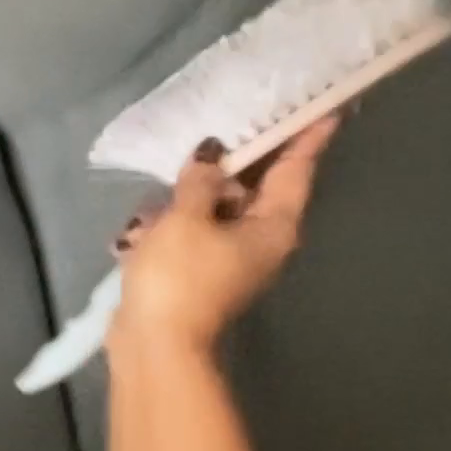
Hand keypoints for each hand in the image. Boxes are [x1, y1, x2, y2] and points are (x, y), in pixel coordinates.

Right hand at [112, 116, 340, 352]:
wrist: (155, 339)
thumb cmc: (178, 276)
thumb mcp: (185, 220)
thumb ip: (198, 183)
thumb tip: (212, 152)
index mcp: (272, 226)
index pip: (293, 172)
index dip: (304, 141)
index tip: (320, 112)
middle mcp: (258, 241)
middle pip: (244, 193)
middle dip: (212, 178)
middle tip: (194, 156)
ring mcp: (226, 261)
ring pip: (206, 216)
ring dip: (174, 210)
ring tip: (142, 216)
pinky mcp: (194, 276)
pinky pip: (183, 240)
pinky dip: (160, 234)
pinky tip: (131, 240)